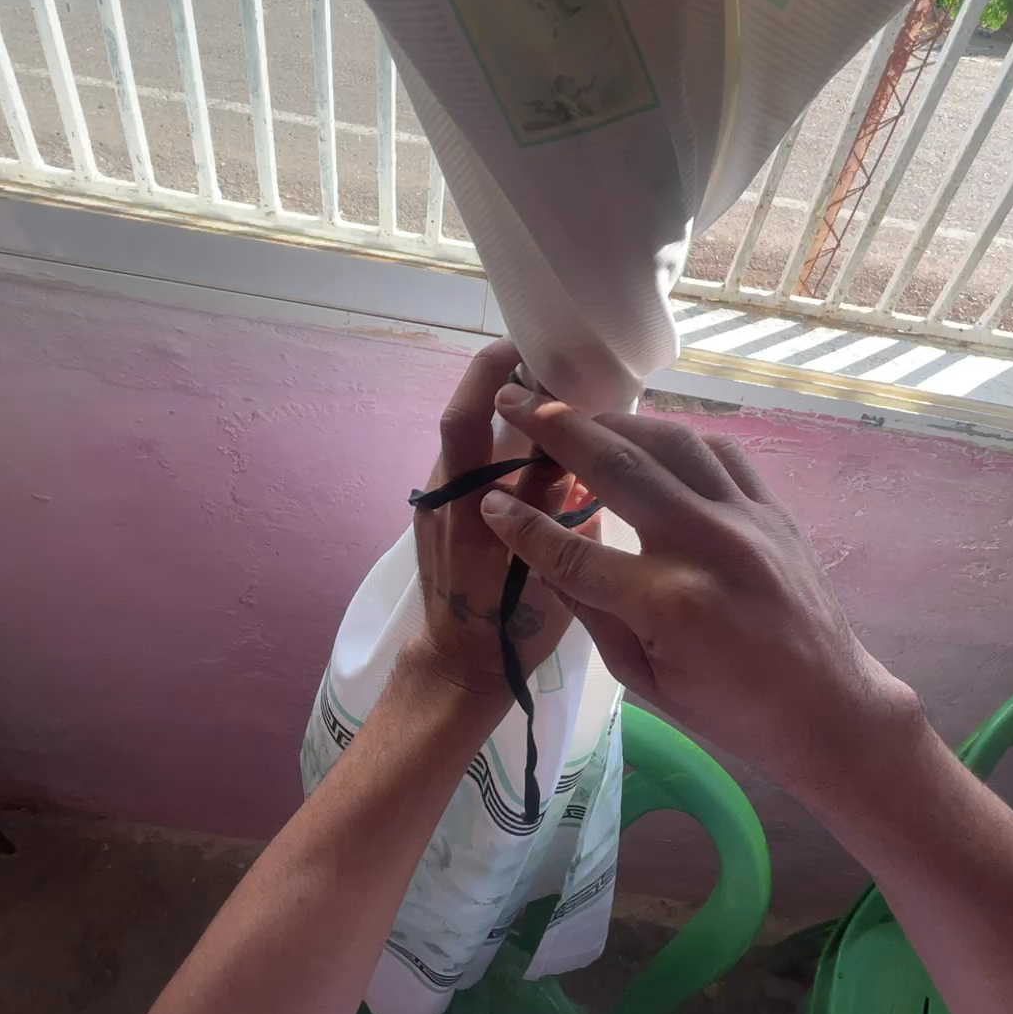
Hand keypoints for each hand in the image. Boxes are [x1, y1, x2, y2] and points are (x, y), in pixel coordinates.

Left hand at [405, 340, 598, 701]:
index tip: (533, 350)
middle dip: (495, 376)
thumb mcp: (548, 575)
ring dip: (497, 406)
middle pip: (461, 415)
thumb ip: (558, 512)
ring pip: (465, 437)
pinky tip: (534, 440)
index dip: (494, 377)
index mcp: (467, 513)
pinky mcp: (437, 511)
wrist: (457, 663)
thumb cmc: (510, 629)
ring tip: (547, 393)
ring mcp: (435, 504)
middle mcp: (443, 498)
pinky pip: (468, 459)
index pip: (467, 423)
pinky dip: (497, 438)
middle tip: (542, 357)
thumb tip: (577, 457)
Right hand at [479, 386, 924, 797]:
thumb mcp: (643, 680)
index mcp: (668, 603)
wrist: (830, 705)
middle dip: (555, 431)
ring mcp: (746, 517)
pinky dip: (671, 434)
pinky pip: (715, 450)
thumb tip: (544, 555)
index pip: (574, 554)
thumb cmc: (730, 710)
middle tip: (514, 403)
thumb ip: (591, 611)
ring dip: (611, 419)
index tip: (488, 500)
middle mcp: (707, 544)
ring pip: (668, 442)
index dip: (524, 527)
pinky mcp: (770, 506)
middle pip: (617, 467)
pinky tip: (642, 433)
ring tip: (569, 411)